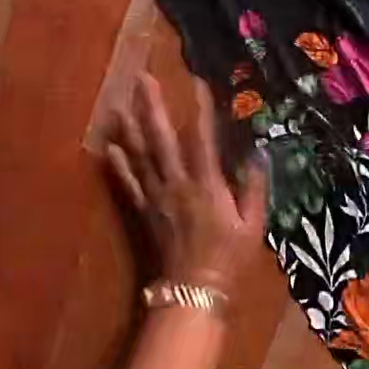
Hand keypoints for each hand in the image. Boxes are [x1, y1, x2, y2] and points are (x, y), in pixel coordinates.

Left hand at [104, 74, 266, 295]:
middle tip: (142, 78)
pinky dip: (118, 164)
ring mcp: (156, 197)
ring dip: (130, 127)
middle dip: (151, 106)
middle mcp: (177, 184)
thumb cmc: (229, 257)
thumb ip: (254, 188)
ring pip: (140, 156)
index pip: (202, 139)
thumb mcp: (253, 224)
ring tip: (120, 102)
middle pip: (161, 139)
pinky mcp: (143, 212)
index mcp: (206, 185)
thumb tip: (258, 154)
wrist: (194, 290)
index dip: (200, 109)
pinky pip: (128, 184)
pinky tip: (110, 146)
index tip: (197, 82)